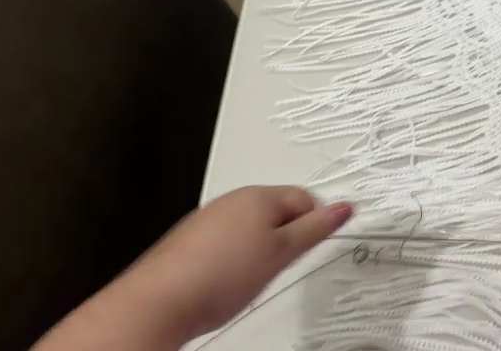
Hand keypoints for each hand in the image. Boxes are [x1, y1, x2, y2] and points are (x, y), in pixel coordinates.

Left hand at [35, 185, 352, 350]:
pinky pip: (223, 242)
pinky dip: (230, 259)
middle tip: (281, 264)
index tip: (311, 245)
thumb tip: (345, 208)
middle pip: (276, 211)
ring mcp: (207, 219)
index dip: (314, 223)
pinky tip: (224, 282)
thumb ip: (316, 228)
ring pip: (249, 228)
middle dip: (284, 236)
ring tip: (250, 278)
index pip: (305, 198)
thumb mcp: (281, 254)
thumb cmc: (217, 277)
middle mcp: (232, 200)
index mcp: (259, 195)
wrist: (155, 306)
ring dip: (256, 248)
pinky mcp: (186, 242)